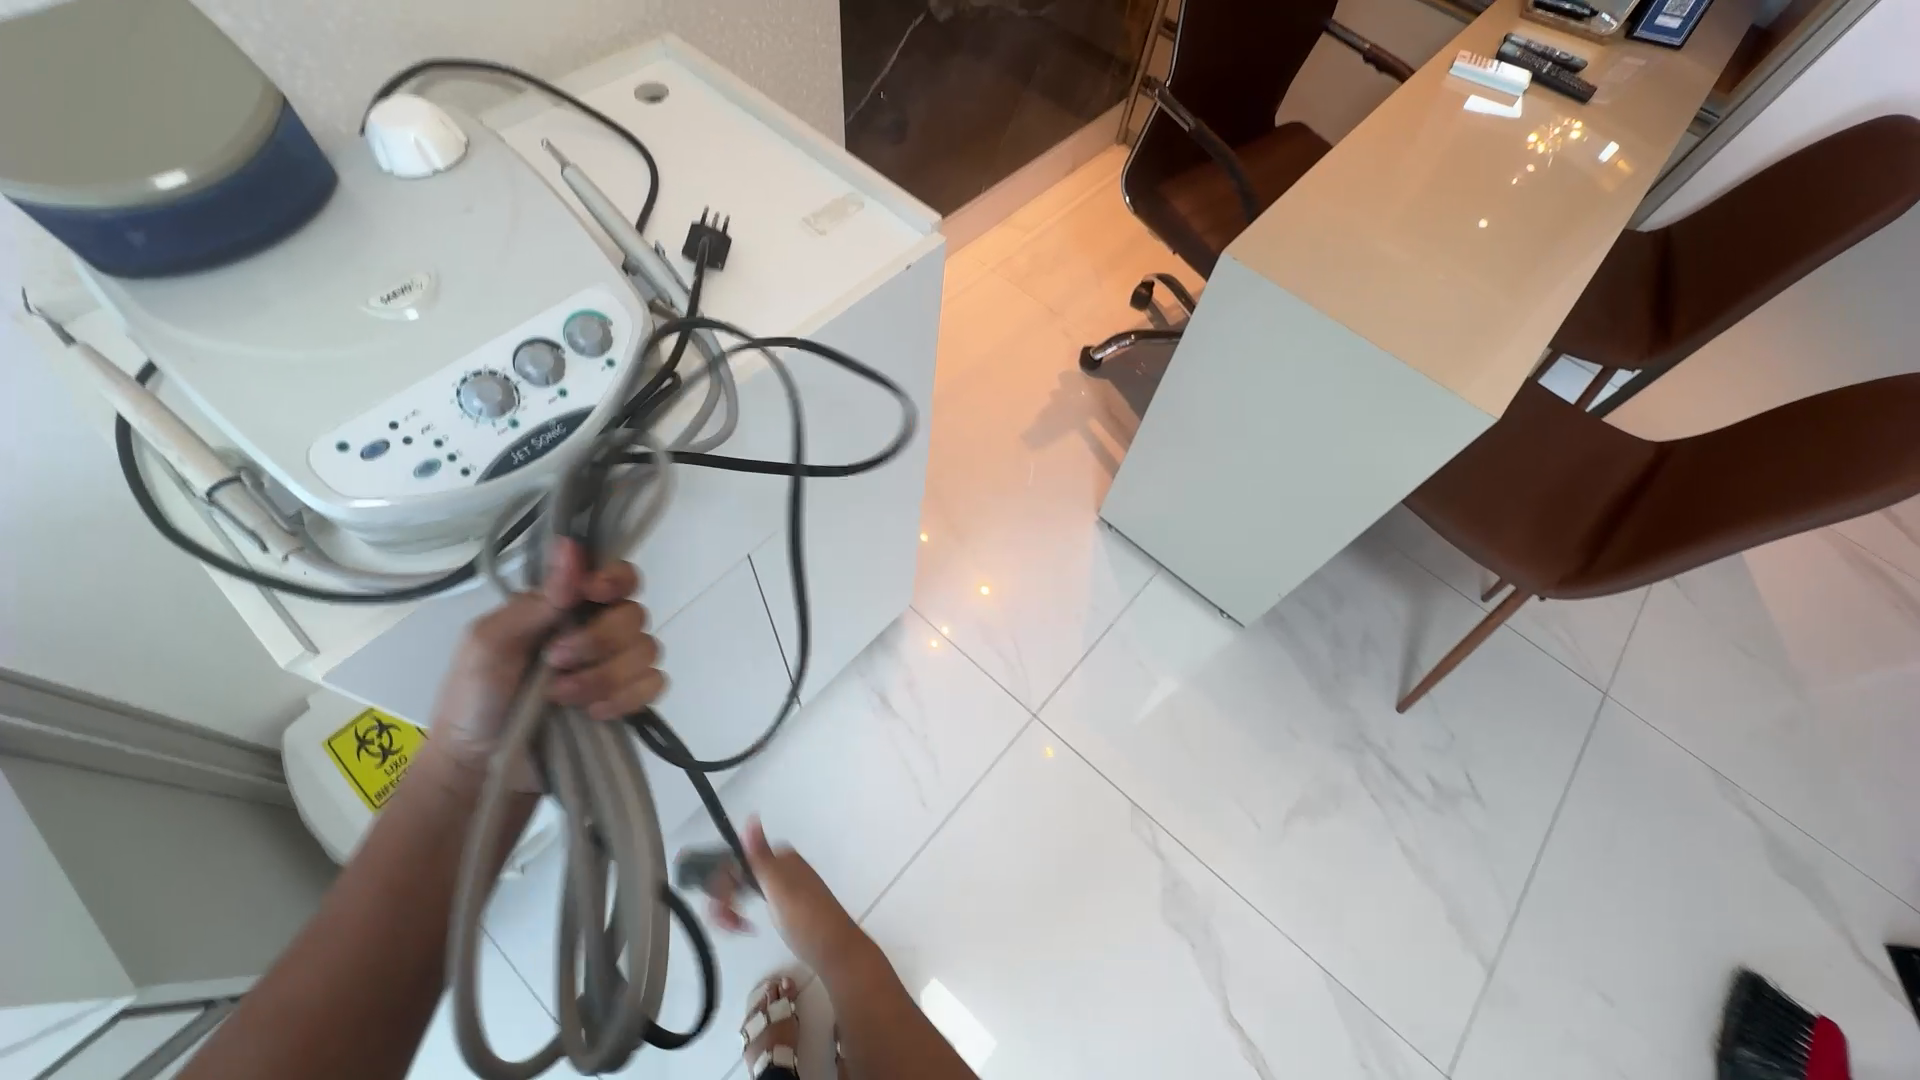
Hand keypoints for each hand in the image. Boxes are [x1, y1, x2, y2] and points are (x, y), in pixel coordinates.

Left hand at [426, 540, 664, 779]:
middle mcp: (599, 629)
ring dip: (605, 674)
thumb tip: (571, 546)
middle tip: (555, 661)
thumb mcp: (489, 641)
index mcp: (566, 606)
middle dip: (598, 640)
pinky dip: (627, 697)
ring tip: (562, 696)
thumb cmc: (474, 696)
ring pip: (647, 650)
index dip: (615, 578)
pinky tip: (593, 713)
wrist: (480, 764)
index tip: (593, 593)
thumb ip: (537, 600)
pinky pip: (654, 684)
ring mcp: (617, 666)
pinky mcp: (628, 701)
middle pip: (634, 614)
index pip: (616, 574)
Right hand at [701, 818, 882, 982]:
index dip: (724, 880)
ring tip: (736, 929)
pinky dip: (742, 915)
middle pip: (738, 874)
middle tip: (728, 924)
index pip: (738, 859)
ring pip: (743, 890)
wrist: (834, 950)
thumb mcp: (780, 888)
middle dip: (725, 898)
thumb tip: (751, 817)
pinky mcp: (782, 906)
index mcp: (781, 858)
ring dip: (730, 909)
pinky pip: (753, 902)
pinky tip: (744, 927)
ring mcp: (782, 887)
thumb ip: (761, 855)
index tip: (721, 903)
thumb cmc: (807, 920)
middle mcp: (781, 867)